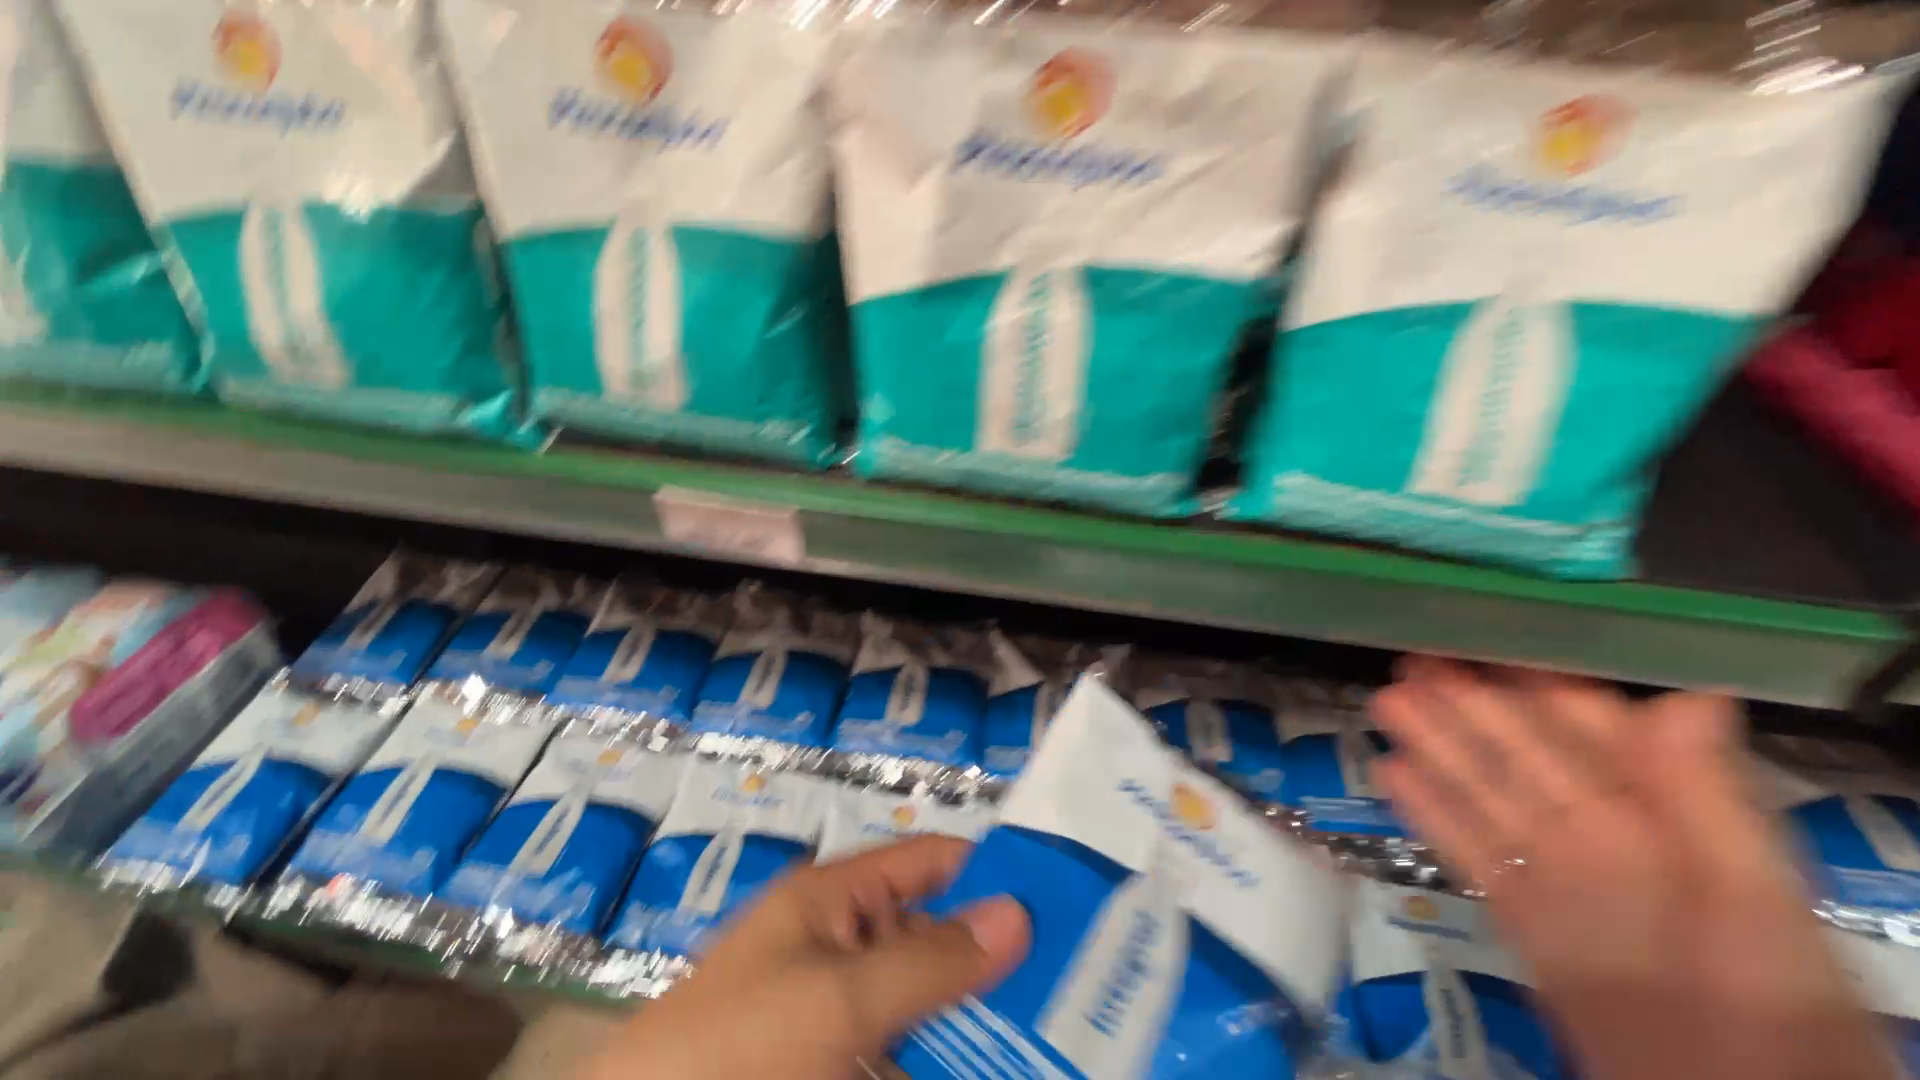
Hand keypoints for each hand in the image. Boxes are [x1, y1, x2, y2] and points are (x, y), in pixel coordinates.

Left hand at [577, 835, 1029, 1079]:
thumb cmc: (740, 1047)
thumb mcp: (838, 997)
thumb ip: (930, 960)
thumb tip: (1020, 913)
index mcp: (836, 900)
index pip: (933, 862)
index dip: (997, 870)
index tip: (1072, 898)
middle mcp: (844, 945)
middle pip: (941, 936)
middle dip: (1004, 957)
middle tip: (1086, 980)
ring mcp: (841, 1013)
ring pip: (933, 1003)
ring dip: (985, 1017)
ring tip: (1064, 1029)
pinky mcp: (839, 1061)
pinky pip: (911, 1050)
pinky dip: (951, 1055)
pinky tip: (1000, 1059)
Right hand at [1369, 657, 1898, 1079]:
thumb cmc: (1760, 986)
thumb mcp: (1748, 885)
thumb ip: (1706, 795)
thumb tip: (1687, 697)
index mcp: (1658, 810)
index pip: (1585, 729)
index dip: (1532, 684)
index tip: (1480, 645)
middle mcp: (1595, 828)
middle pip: (1516, 752)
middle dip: (1463, 705)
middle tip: (1407, 663)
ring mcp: (1549, 868)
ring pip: (1478, 790)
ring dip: (1432, 745)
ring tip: (1384, 702)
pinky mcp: (1512, 908)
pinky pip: (1462, 846)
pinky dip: (1424, 810)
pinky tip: (1386, 773)